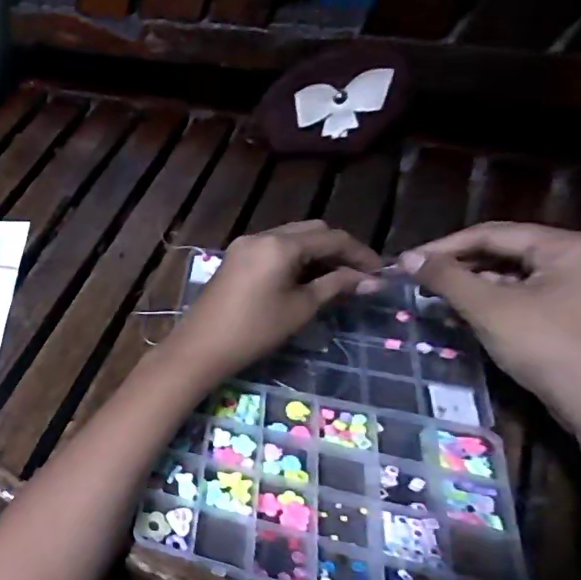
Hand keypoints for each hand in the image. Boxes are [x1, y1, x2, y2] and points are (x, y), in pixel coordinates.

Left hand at [167, 221, 381, 379]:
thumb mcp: (300, 308)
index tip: (380, 273)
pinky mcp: (234, 259)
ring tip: (336, 280)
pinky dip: (294, 259)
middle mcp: (261, 235)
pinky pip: (272, 249)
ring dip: (316, 254)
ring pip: (291, 238)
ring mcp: (244, 246)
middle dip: (338, 250)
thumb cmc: (254, 330)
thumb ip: (335, 286)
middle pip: (311, 231)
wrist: (200, 347)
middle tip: (358, 276)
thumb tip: (371, 280)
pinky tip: (306, 279)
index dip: (360, 254)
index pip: (332, 238)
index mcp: (280, 243)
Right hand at [400, 223, 580, 433]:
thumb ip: (448, 279)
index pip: (496, 233)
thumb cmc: (555, 349)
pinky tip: (474, 320)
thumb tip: (408, 257)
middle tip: (419, 284)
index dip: (445, 246)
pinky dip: (503, 306)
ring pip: (524, 278)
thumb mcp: (492, 311)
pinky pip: (538, 299)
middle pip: (512, 253)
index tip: (405, 263)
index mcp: (576, 245)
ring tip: (439, 303)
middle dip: (463, 268)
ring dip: (479, 289)